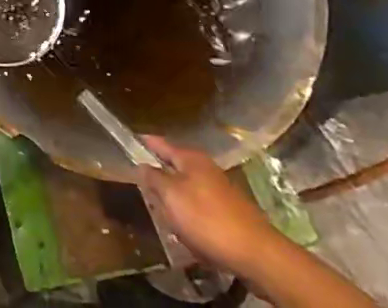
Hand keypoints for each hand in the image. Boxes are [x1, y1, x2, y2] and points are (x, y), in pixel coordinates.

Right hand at [138, 136, 282, 272]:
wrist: (252, 250)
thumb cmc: (206, 218)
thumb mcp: (173, 197)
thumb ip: (155, 179)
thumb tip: (142, 164)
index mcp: (190, 158)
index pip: (163, 144)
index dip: (148, 142)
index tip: (134, 138)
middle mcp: (205, 166)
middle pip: (175, 165)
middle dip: (160, 173)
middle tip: (142, 182)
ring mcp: (217, 187)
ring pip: (186, 186)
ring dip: (173, 198)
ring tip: (161, 210)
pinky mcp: (226, 208)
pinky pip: (198, 205)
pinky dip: (187, 213)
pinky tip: (185, 229)